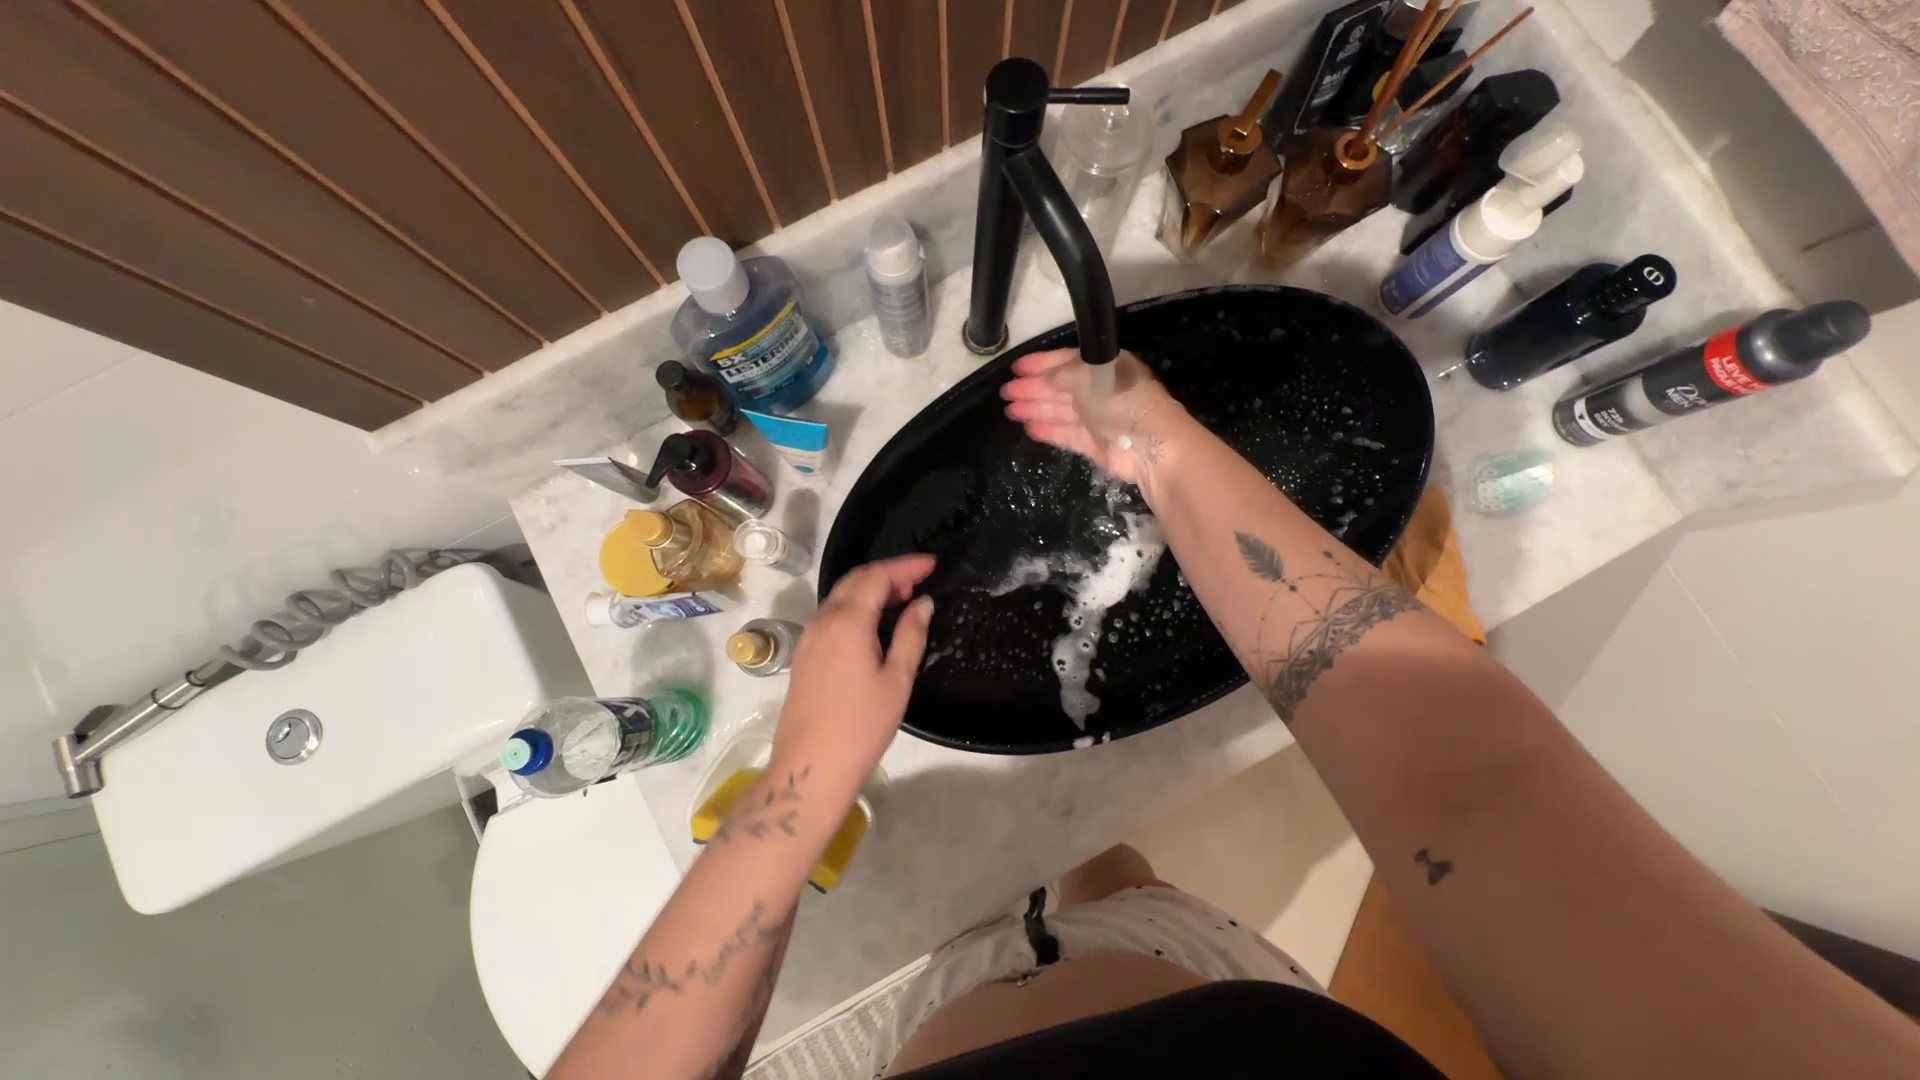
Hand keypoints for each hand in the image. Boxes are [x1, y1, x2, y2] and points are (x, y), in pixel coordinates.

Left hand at [774, 555, 935, 782]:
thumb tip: (922, 603)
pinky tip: (873, 626)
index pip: (877, 576)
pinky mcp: (804, 656)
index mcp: (848, 622)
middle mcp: (823, 622)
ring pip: (839, 597)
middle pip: (854, 580)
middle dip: (887, 573)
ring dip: (869, 590)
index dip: (906, 566)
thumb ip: (910, 636)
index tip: (932, 564)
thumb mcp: (896, 681)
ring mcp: (809, 639)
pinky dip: (855, 608)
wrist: (811, 766)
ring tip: (901, 601)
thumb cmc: (861, 726)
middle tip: (919, 581)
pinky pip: (830, 617)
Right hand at [999, 349, 1181, 485]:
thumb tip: (1042, 378)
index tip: (1016, 368)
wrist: (1148, 443)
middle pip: (1060, 387)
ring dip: (1034, 409)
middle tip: (1006, 392)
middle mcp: (1100, 390)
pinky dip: (1047, 430)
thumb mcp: (1086, 376)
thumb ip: (1060, 374)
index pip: (1066, 361)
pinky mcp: (1094, 443)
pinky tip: (1028, 427)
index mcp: (1104, 367)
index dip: (1040, 364)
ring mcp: (1097, 418)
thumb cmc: (1120, 400)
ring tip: (1010, 411)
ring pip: (1060, 410)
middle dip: (1032, 388)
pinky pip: (1065, 433)